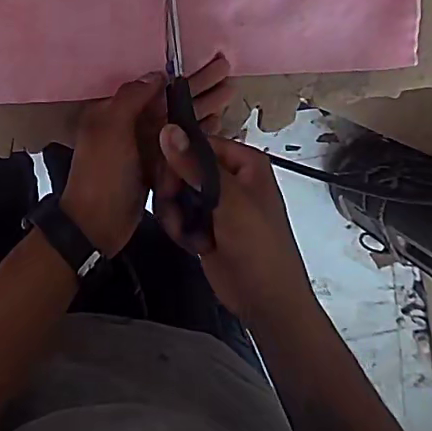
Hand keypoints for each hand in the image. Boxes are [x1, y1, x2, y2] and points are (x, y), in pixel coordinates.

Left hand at [61, 57, 237, 258]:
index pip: (155, 86)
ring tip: (229, 92)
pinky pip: (180, 143)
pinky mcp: (156, 167)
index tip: (206, 63)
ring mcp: (145, 147)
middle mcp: (131, 125)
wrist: (96, 227)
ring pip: (179, 120)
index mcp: (116, 112)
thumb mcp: (110, 130)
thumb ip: (130, 99)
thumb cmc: (102, 176)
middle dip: (199, 85)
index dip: (183, 75)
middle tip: (226, 69)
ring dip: (203, 106)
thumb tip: (156, 75)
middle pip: (170, 100)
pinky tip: (217, 124)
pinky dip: (197, 132)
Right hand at [154, 127, 316, 325]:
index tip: (166, 181)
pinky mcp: (204, 223)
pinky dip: (178, 227)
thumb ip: (196, 167)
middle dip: (174, 192)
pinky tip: (192, 244)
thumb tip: (169, 130)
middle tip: (177, 213)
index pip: (198, 144)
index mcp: (245, 161)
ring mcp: (216, 201)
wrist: (265, 300)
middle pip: (182, 167)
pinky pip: (177, 213)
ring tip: (188, 234)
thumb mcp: (229, 201)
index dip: (178, 159)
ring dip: (174, 214)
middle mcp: (229, 176)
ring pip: (175, 191)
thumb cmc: (258, 246)